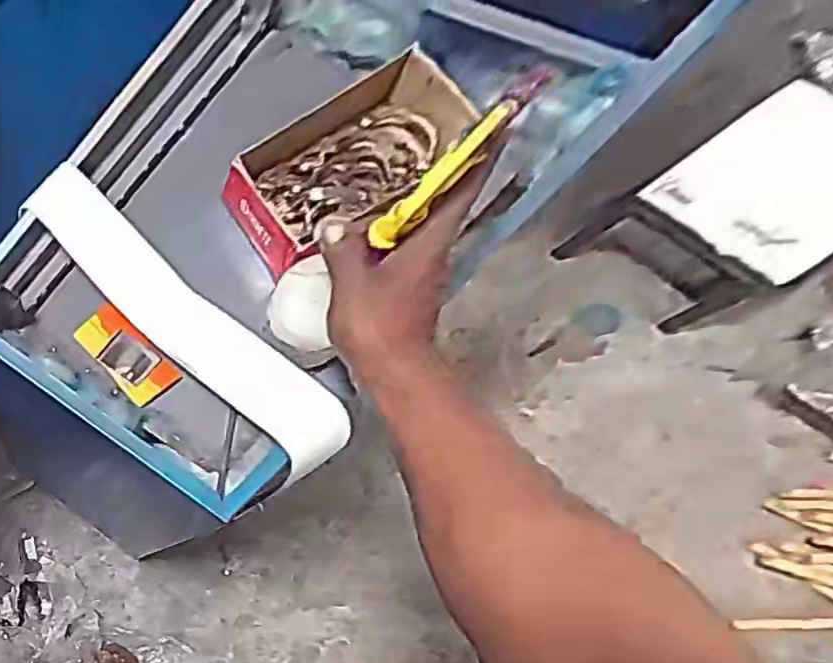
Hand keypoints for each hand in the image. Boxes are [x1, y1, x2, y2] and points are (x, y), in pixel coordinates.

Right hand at [318, 161, 488, 367]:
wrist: (393, 369)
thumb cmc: (378, 325)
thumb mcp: (352, 283)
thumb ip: (343, 250)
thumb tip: (334, 225)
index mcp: (430, 242)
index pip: (462, 187)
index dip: (480, 153)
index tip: (499, 123)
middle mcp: (437, 253)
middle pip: (444, 207)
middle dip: (440, 179)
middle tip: (429, 153)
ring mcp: (427, 275)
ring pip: (424, 231)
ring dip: (412, 213)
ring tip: (388, 198)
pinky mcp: (413, 293)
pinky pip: (407, 254)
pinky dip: (395, 242)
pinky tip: (372, 244)